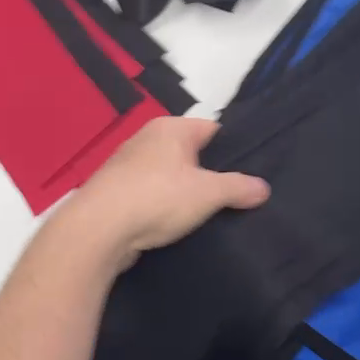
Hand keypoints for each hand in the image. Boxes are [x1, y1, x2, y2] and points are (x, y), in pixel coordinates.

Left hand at [52, 117, 269, 273]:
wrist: (96, 231)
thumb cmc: (157, 198)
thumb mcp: (208, 192)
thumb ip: (239, 187)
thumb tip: (263, 188)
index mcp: (170, 128)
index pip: (213, 130)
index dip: (233, 150)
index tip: (251, 172)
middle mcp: (147, 140)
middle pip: (191, 154)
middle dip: (210, 174)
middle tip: (236, 197)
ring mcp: (127, 167)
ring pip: (170, 177)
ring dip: (185, 194)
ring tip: (210, 215)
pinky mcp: (115, 194)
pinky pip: (151, 196)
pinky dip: (163, 208)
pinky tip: (176, 227)